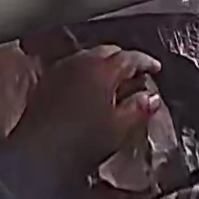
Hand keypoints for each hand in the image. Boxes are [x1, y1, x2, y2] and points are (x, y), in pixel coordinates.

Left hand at [3, 44, 162, 175]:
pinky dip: (88, 69)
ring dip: (104, 63)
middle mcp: (81, 60)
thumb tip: (152, 97)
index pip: (128, 57)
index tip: (155, 67)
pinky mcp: (50, 75)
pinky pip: (75, 63)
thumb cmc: (84, 139)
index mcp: (102, 69)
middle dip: (124, 59)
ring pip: (90, 55)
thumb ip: (138, 109)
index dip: (145, 61)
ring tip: (116, 78)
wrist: (42, 147)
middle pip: (108, 51)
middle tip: (137, 72)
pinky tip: (91, 84)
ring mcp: (63, 65)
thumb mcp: (118, 128)